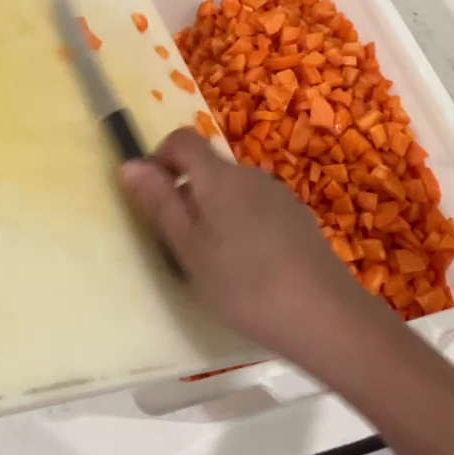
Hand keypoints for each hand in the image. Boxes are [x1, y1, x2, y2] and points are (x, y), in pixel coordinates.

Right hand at [118, 128, 392, 363]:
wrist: (324, 315)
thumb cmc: (243, 284)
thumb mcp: (189, 248)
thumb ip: (160, 203)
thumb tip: (129, 164)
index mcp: (219, 177)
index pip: (182, 139)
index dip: (160, 157)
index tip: (152, 196)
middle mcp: (250, 175)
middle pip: (208, 168)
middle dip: (187, 195)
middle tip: (180, 245)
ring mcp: (279, 195)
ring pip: (233, 191)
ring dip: (214, 213)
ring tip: (215, 263)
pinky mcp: (298, 218)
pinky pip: (256, 209)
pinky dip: (242, 226)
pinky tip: (249, 268)